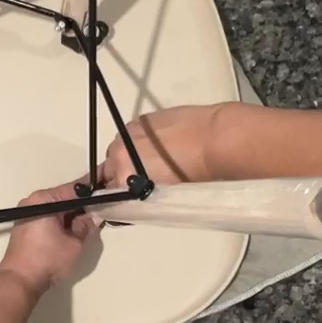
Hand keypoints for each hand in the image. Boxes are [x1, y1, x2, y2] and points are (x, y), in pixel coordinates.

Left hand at [0, 184, 98, 293]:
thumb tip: (92, 216)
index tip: (106, 191)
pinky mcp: (25, 227)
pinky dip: (61, 221)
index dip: (92, 191)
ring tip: (90, 220)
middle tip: (101, 208)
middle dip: (81, 204)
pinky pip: (48, 217)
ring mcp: (27, 214)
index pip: (73, 189)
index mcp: (44, 200)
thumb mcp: (74, 243)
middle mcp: (32, 202)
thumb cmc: (47, 260)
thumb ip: (86, 226)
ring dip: (71, 214)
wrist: (20, 281)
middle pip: (63, 197)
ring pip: (56, 209)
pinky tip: (74, 229)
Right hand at [98, 104, 229, 188]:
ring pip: (118, 151)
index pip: (106, 195)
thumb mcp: (163, 195)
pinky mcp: (140, 119)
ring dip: (128, 158)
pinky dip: (138, 142)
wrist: (215, 138)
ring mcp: (128, 133)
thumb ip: (140, 199)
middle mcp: (119, 153)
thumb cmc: (195, 174)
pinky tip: (158, 145)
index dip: (114, 200)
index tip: (122, 203)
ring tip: (152, 161)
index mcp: (123, 177)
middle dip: (118, 178)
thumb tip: (132, 201)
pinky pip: (130, 135)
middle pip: (107, 171)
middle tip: (140, 182)